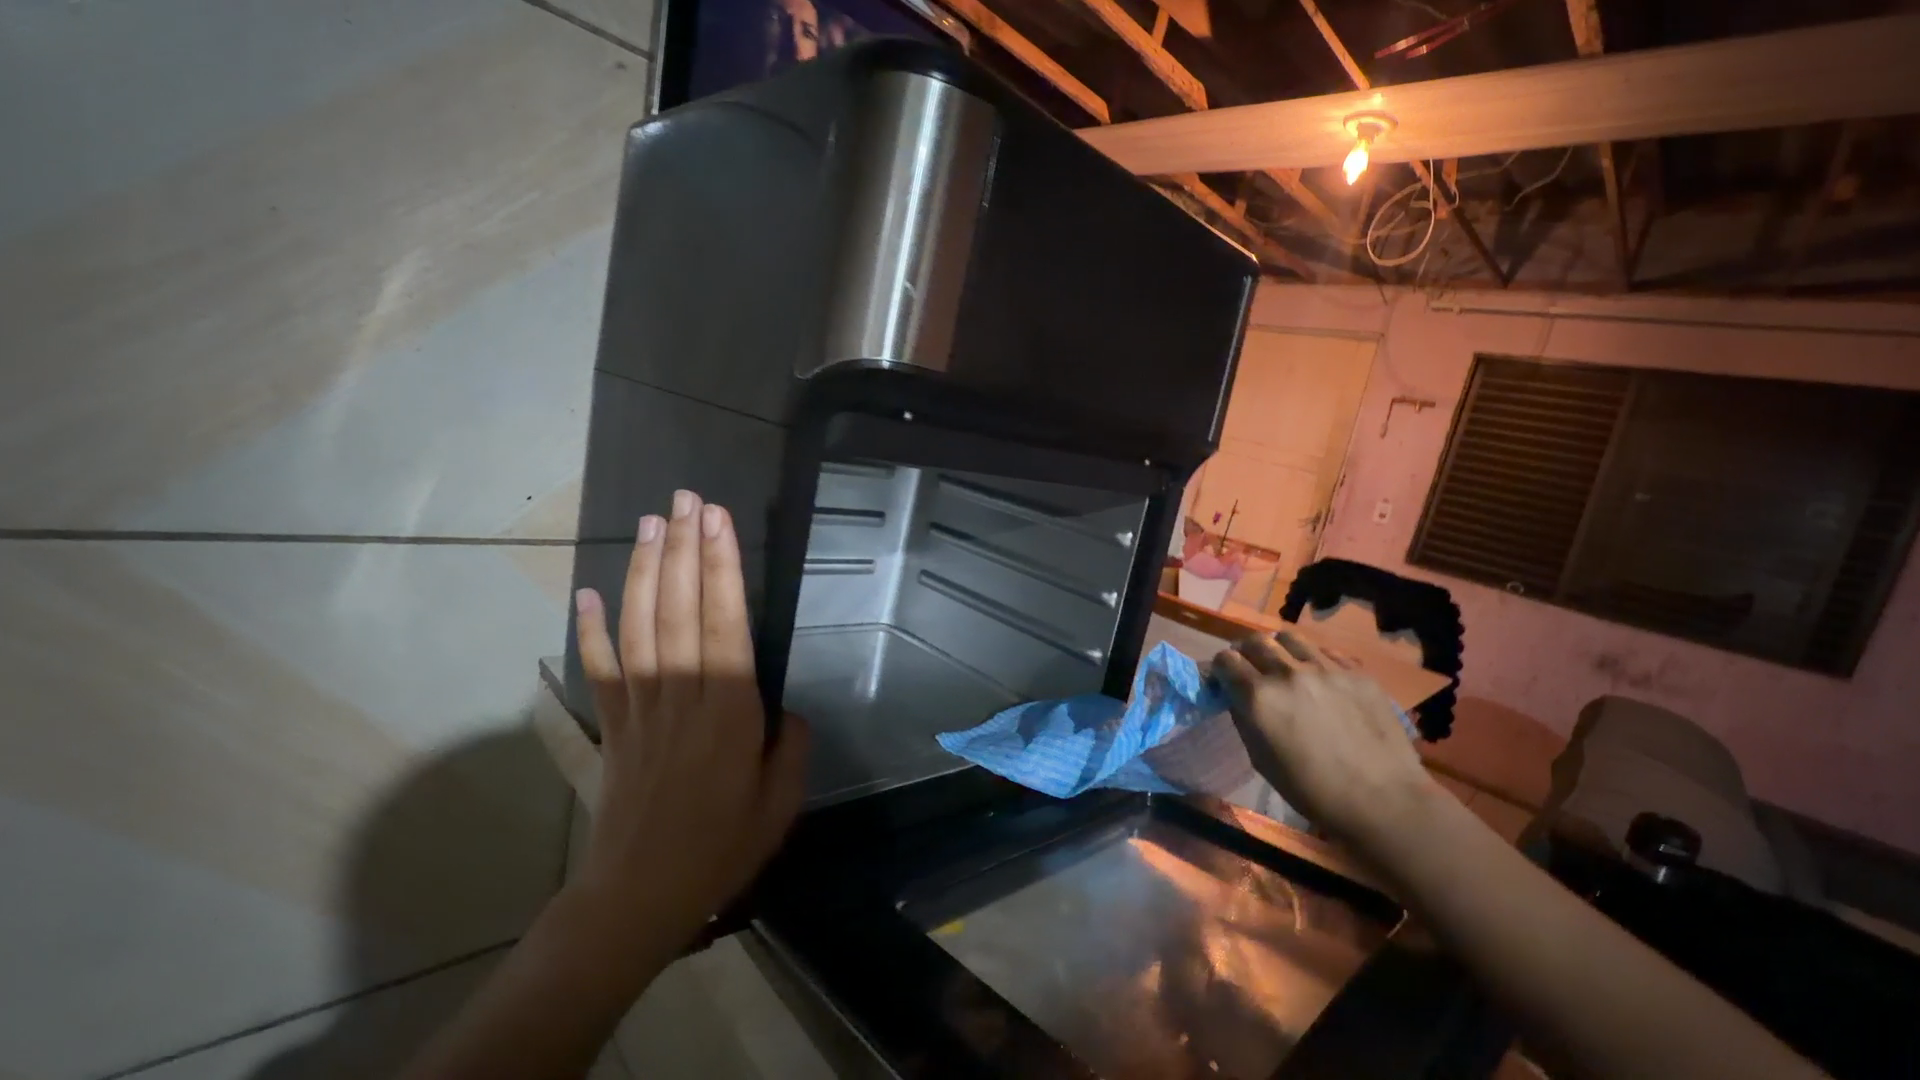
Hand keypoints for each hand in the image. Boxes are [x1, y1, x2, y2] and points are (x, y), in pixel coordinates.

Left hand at [570, 489, 808, 965]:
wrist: (640, 891)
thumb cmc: (721, 847)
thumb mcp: (781, 802)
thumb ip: (792, 746)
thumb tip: (789, 710)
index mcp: (730, 708)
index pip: (725, 620)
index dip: (721, 565)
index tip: (718, 519)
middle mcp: (682, 692)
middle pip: (679, 606)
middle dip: (684, 547)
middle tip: (685, 498)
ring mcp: (640, 704)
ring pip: (640, 623)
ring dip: (644, 569)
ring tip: (651, 522)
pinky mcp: (613, 722)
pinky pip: (599, 665)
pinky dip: (590, 626)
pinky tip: (588, 590)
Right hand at [1214, 633, 1435, 843]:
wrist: (1381, 799)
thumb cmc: (1312, 790)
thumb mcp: (1261, 759)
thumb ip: (1244, 718)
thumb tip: (1238, 697)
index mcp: (1259, 697)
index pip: (1225, 660)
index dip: (1220, 670)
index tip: (1224, 682)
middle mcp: (1287, 673)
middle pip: (1255, 641)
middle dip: (1245, 653)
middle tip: (1250, 670)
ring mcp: (1325, 668)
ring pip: (1289, 638)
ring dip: (1278, 649)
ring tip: (1283, 666)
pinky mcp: (1356, 671)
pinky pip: (1325, 652)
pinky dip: (1312, 659)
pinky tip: (1318, 679)